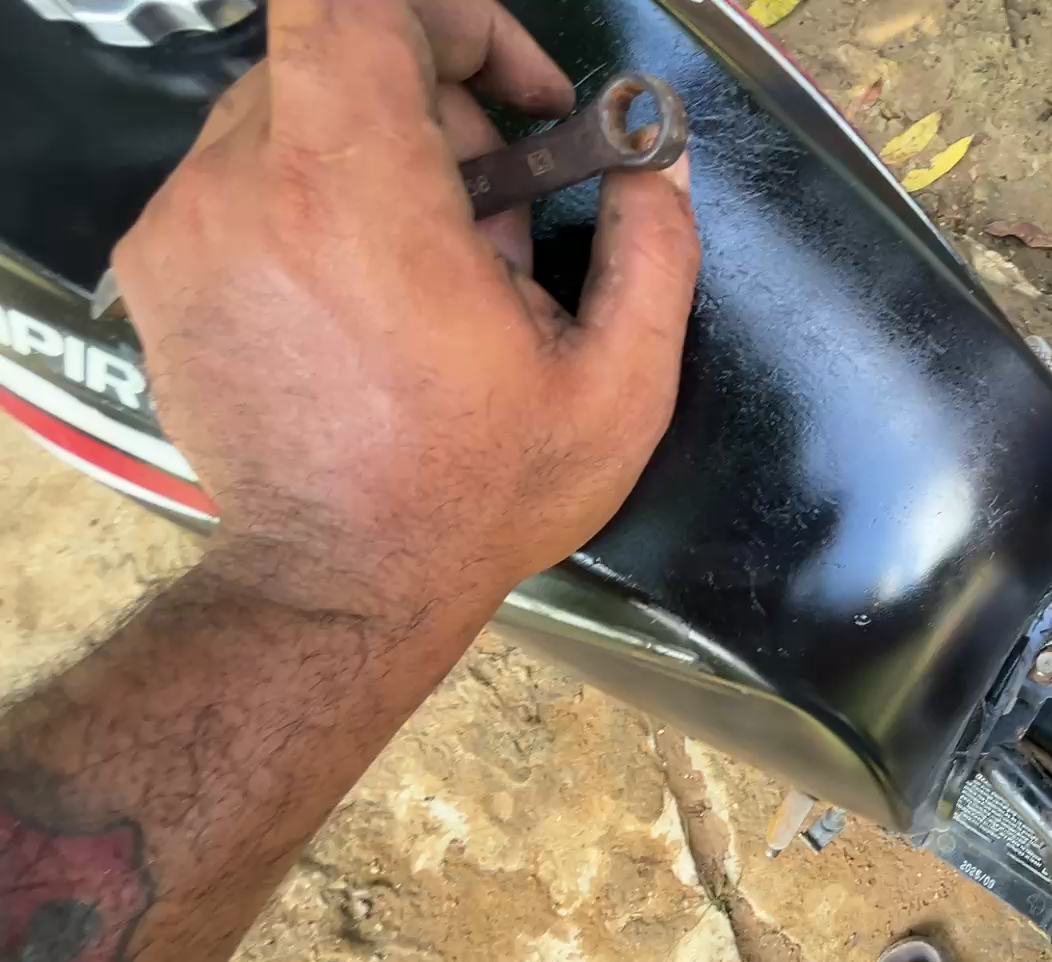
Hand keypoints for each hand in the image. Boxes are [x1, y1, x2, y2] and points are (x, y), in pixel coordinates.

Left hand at [112, 0, 698, 617]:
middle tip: (508, 235)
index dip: (456, 22)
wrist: (353, 583)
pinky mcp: (160, 266)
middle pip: (340, 62)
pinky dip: (332, 208)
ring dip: (392, 170)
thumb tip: (660, 159)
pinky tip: (382, 310)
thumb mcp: (625, 387)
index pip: (358, 4)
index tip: (527, 103)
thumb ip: (656, 254)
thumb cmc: (501, 488)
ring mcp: (182, 226)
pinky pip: (253, 179)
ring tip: (449, 286)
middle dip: (448, 123)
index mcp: (364, 204)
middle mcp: (245, 187)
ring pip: (297, 120)